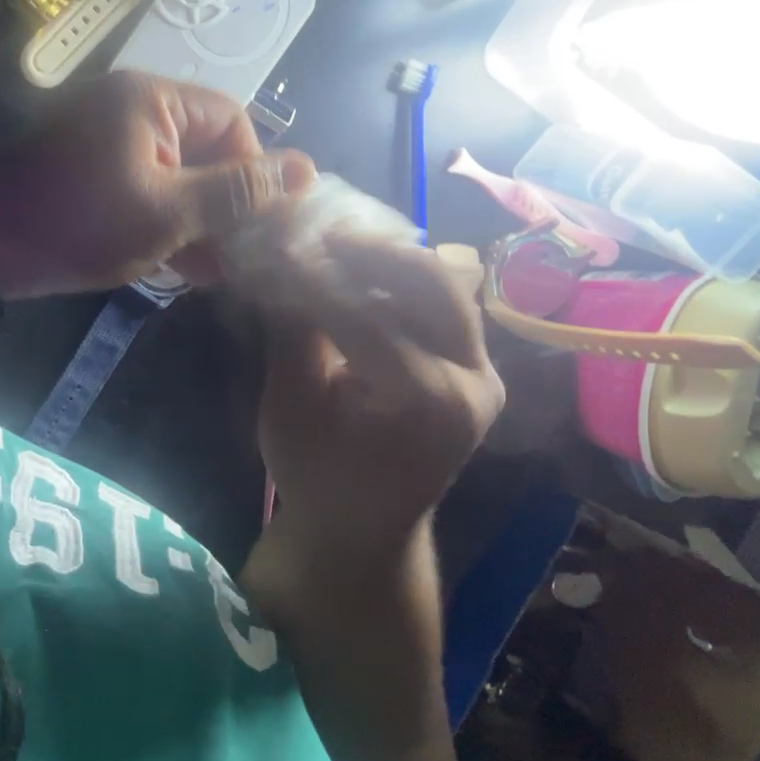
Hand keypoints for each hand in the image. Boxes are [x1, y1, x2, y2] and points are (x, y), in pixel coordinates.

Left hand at [0, 72, 314, 298]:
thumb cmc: (83, 224)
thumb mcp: (170, 212)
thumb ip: (237, 193)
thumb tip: (307, 171)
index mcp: (150, 100)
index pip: (231, 121)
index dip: (252, 173)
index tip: (253, 224)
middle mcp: (129, 106)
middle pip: (203, 148)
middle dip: (222, 205)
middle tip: (235, 255)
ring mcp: (105, 136)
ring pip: (173, 172)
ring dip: (193, 219)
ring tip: (208, 271)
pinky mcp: (90, 167)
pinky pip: (142, 183)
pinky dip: (160, 218)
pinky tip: (176, 262)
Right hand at [255, 236, 504, 561]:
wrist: (364, 527)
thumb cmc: (315, 474)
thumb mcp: (289, 404)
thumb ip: (294, 330)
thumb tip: (282, 263)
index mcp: (424, 398)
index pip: (364, 311)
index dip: (313, 275)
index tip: (274, 247)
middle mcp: (473, 381)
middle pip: (432, 283)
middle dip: (370, 250)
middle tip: (317, 233)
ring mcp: (485, 376)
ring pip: (446, 288)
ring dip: (390, 261)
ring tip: (335, 245)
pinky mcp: (479, 371)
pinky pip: (445, 309)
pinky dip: (402, 284)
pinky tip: (361, 272)